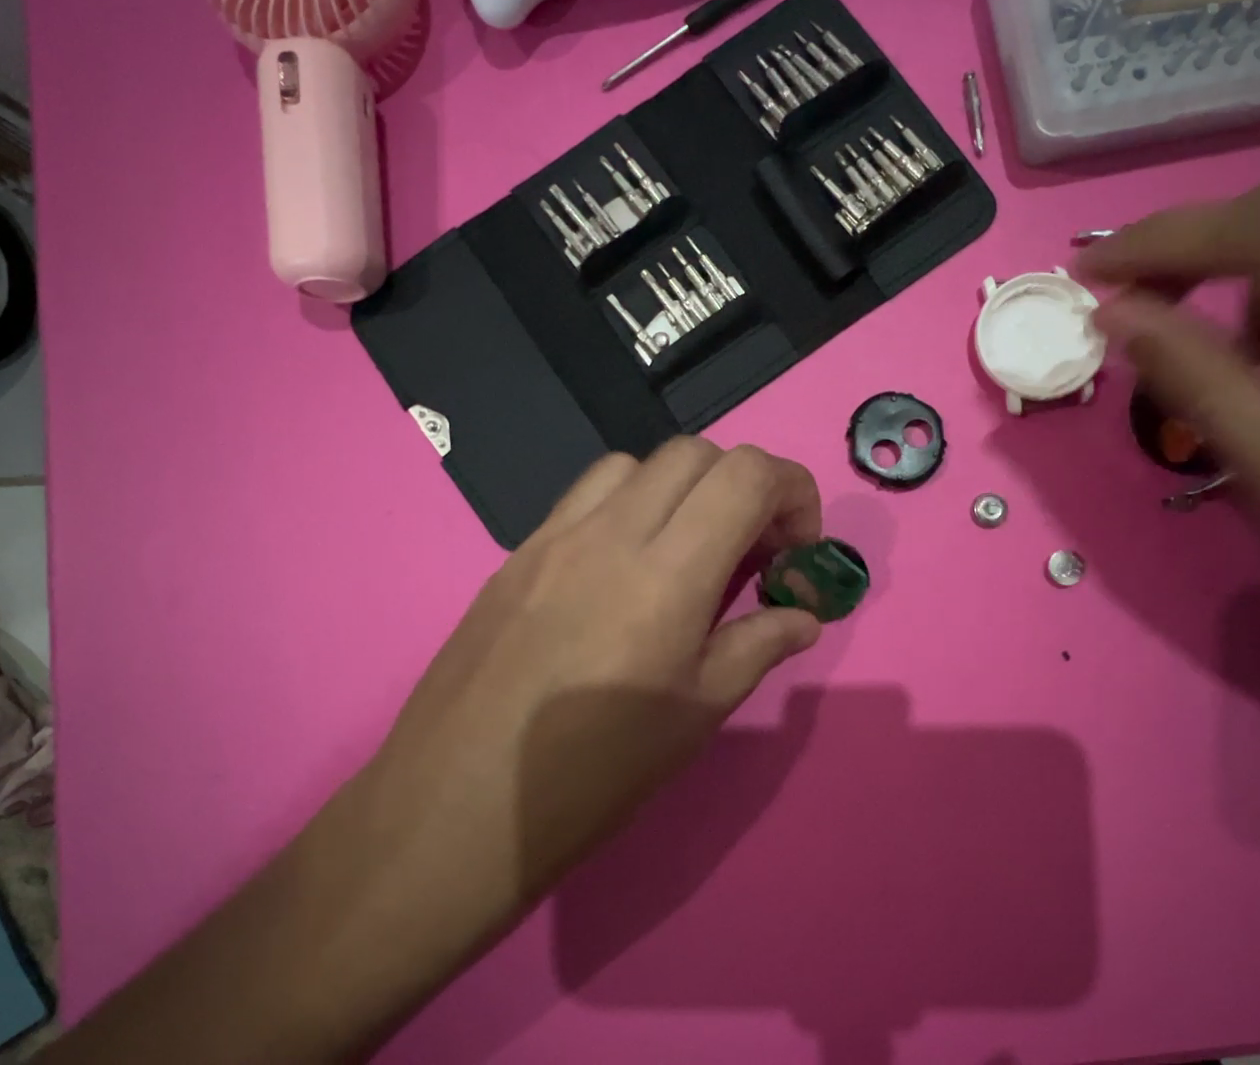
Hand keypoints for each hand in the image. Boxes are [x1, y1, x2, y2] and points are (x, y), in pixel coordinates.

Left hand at [367, 436, 823, 944]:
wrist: (458, 806)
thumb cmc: (595, 774)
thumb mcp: (697, 716)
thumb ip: (758, 646)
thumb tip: (802, 616)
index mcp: (666, 575)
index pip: (745, 474)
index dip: (793, 491)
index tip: (798, 547)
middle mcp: (608, 534)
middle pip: (694, 454)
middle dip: (742, 487)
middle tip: (752, 553)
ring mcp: (552, 538)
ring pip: (634, 465)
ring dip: (680, 490)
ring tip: (687, 555)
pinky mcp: (516, 556)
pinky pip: (583, 498)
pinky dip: (627, 507)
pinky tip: (622, 572)